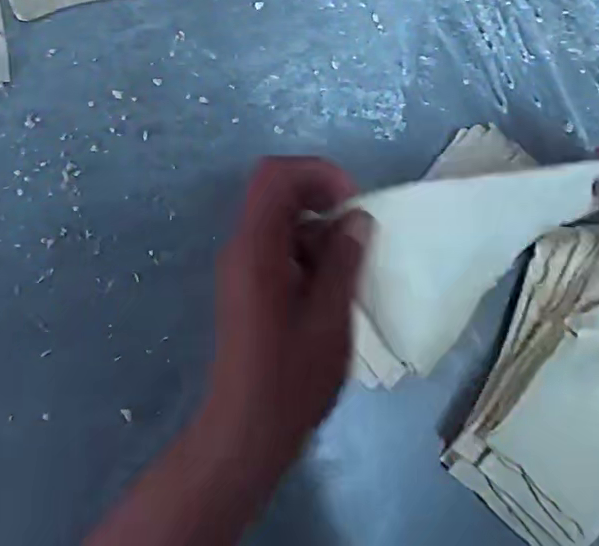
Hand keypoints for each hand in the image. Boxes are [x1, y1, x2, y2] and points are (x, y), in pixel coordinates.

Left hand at [198, 156, 371, 479]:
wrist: (246, 425)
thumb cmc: (291, 377)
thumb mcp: (330, 317)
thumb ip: (342, 261)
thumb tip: (356, 218)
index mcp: (255, 245)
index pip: (274, 175)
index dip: (315, 172)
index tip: (353, 200)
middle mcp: (241, 245)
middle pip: (274, 191)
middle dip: (319, 197)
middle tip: (358, 228)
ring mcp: (240, 263)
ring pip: (277, 218)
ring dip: (316, 227)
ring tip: (351, 264)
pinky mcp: (246, 282)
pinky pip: (276, 245)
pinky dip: (306, 249)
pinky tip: (332, 284)